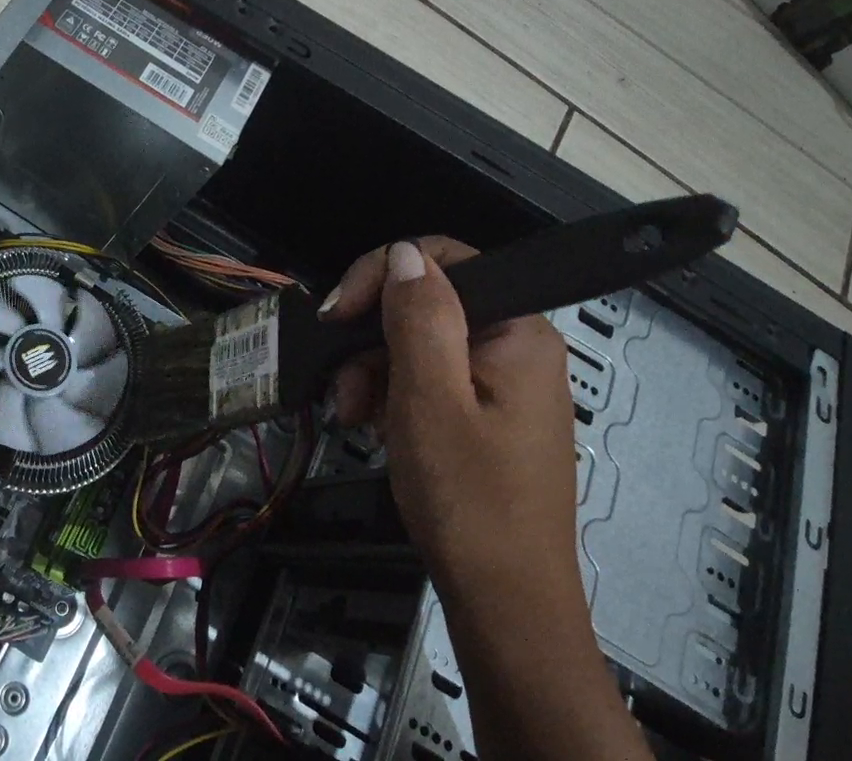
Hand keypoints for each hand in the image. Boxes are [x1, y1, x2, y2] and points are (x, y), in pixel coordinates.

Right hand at [322, 239, 579, 603]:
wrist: (504, 598)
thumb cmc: (467, 498)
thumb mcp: (429, 401)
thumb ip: (418, 319)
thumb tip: (404, 253)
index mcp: (516, 333)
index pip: (443, 262)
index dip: (380, 277)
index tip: (335, 318)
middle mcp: (515, 347)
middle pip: (425, 304)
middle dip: (369, 337)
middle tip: (341, 388)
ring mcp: (502, 383)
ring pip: (418, 344)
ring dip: (372, 372)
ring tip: (353, 419)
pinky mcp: (486, 414)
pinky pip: (428, 380)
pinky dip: (392, 396)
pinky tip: (375, 428)